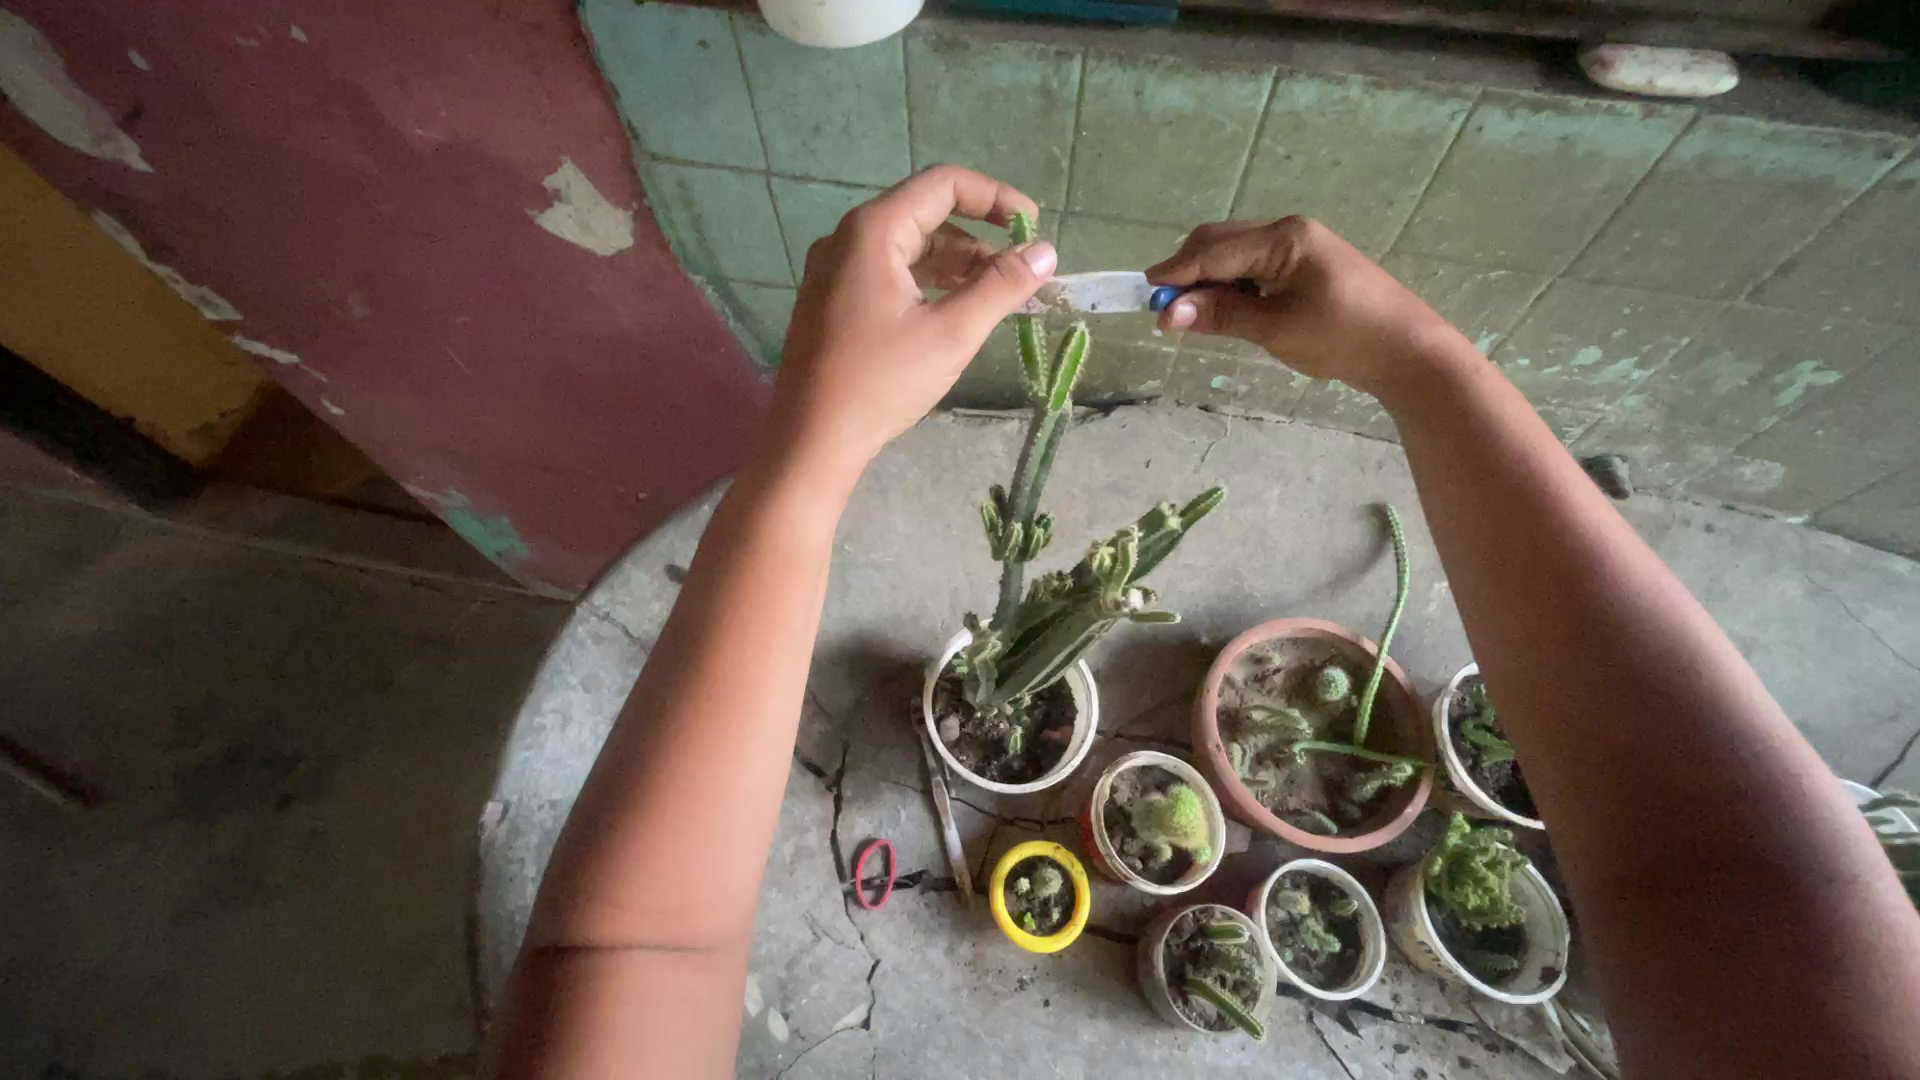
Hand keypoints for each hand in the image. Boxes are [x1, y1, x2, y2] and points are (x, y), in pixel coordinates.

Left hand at [771, 166, 1057, 473]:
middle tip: (1017, 275)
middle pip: (924, 216)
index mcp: (873, 232)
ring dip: (953, 266)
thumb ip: (1001, 288)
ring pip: (906, 250)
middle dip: (978, 239)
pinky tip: (950, 314)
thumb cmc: (881, 382)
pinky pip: (887, 276)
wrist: (812, 438)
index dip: (995, 197)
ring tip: (993, 298)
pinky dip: (925, 285)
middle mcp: (847, 240)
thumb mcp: (951, 335)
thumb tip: (1045, 253)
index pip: (943, 185)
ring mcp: (833, 272)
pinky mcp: (831, 303)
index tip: (1031, 228)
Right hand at [1147, 217, 1454, 394]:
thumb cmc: (1343, 338)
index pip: (1214, 250)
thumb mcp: (1276, 329)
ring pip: (1231, 255)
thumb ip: (1221, 316)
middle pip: (1218, 243)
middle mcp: (1286, 232)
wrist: (1404, 350)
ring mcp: (1294, 246)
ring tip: (1189, 315)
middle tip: (1165, 311)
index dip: (1176, 272)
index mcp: (1284, 239)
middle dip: (1187, 273)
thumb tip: (1169, 313)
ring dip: (1205, 281)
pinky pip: (1248, 267)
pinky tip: (1222, 310)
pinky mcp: (1299, 264)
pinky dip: (1226, 286)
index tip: (1144, 296)